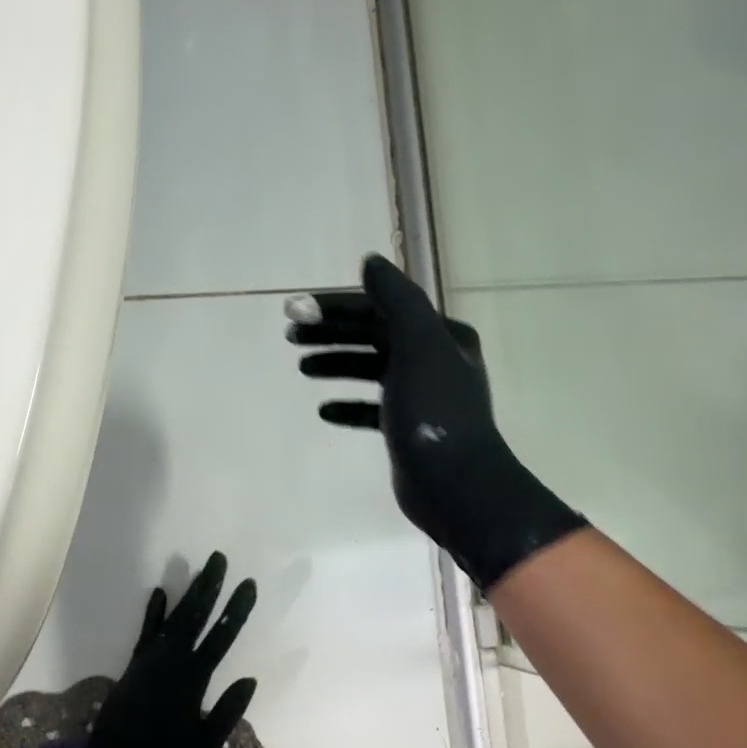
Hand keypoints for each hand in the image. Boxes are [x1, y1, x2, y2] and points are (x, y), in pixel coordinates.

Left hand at [82, 552, 258, 747]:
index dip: (236, 610)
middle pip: (195, 614)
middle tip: (219, 558)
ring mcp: (151, 658)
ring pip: (174, 616)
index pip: (221, 636)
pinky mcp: (135, 663)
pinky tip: (159, 592)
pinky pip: (147, 630)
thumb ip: (229, 710)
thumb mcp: (207, 742)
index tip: (248, 585)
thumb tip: (250, 679)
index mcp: (194, 677)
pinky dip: (153, 611)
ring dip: (187, 592)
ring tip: (200, 568)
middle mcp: (173, 659)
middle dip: (210, 586)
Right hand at [288, 254, 587, 589]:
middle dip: (332, 333)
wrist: (456, 485)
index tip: (296, 311)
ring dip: (336, 364)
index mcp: (441, 335)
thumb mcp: (417, 346)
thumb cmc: (433, 413)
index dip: (337, 307)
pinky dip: (348, 404)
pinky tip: (324, 410)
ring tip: (302, 368)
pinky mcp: (408, 428)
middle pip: (373, 335)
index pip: (381, 308)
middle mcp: (435, 359)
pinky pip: (371, 408)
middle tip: (291, 337)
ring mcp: (421, 395)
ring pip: (370, 369)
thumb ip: (395, 300)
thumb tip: (370, 262)